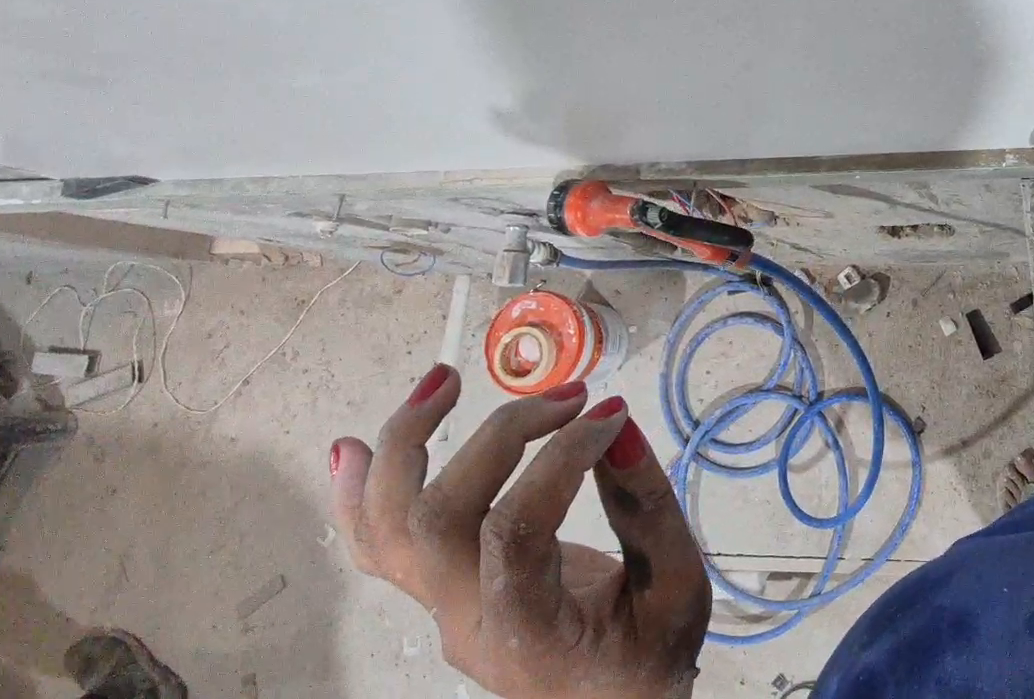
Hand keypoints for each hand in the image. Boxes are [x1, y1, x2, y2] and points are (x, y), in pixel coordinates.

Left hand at [330, 366, 709, 698]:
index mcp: (528, 630)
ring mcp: (441, 608)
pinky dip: (361, 491)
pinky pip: (379, 546)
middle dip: (500, 437)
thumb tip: (618, 425)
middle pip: (436, 519)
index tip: (611, 412)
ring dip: (407, 445)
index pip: (516, 530)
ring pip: (387, 528)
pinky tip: (354, 447)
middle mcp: (464, 620)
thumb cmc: (650, 654)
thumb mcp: (678, 586)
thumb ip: (649, 508)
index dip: (560, 458)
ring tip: (443, 379)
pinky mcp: (440, 592)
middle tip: (572, 396)